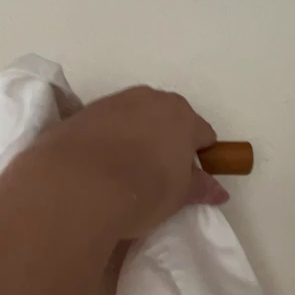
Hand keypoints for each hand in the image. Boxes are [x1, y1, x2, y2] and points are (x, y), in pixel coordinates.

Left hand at [28, 86, 229, 238]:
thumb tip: (218, 191)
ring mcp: (109, 104)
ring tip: (121, 178)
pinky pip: (100, 129)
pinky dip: (102, 144)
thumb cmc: (143, 189)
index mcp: (180, 114)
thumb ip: (200, 188)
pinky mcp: (77, 116)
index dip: (199, 158)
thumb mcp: (179, 196)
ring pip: (130, 121)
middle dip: (164, 144)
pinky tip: (95, 172)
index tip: (189, 182)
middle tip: (156, 179)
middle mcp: (146, 99)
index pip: (202, 134)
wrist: (76, 185)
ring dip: (131, 141)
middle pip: (164, 120)